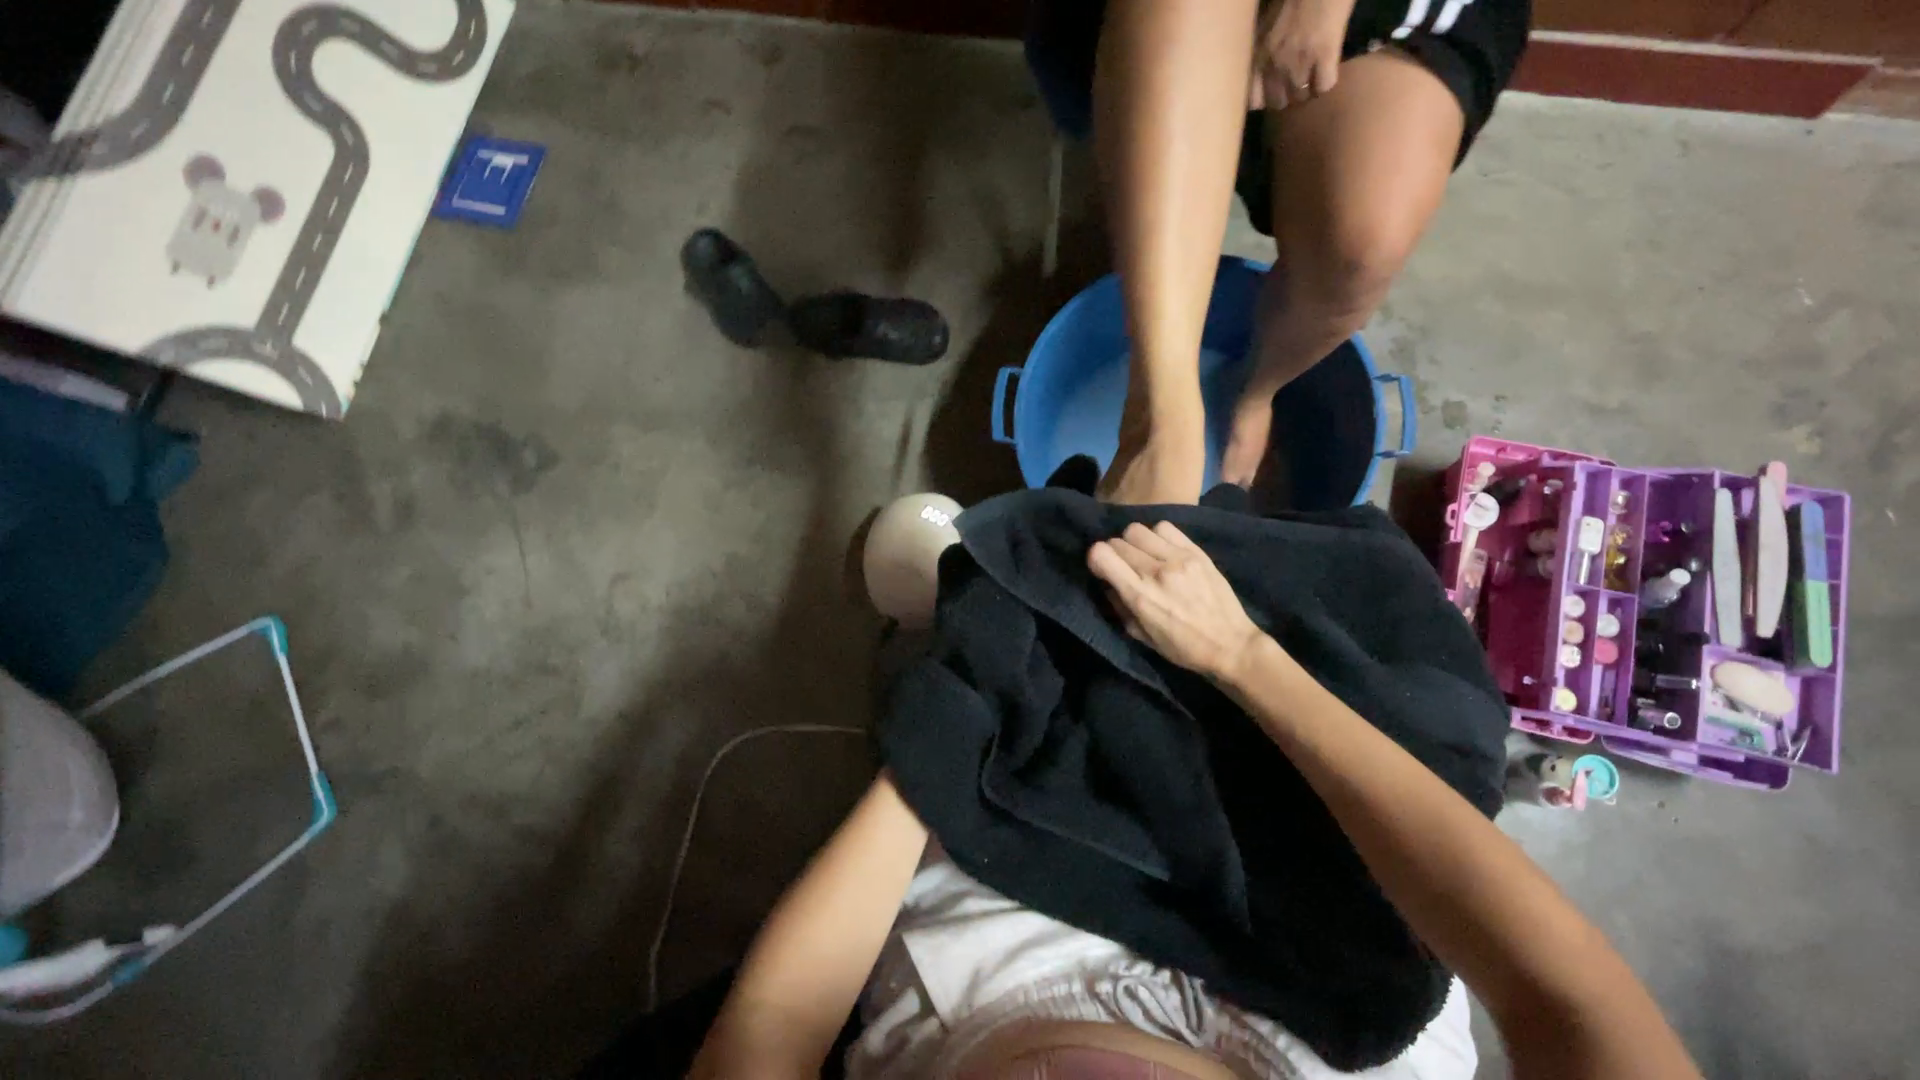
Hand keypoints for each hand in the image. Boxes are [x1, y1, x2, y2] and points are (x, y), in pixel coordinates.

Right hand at [1088, 522, 1270, 679]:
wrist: (1230, 644)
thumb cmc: (1183, 648)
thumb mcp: (1141, 636)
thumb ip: (1119, 606)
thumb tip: (1107, 582)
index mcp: (1139, 595)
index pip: (1101, 554)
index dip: (1096, 559)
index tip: (1103, 570)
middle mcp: (1156, 571)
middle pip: (1118, 541)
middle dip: (1114, 552)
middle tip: (1125, 566)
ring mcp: (1179, 558)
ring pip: (1138, 530)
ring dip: (1135, 542)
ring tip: (1145, 556)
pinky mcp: (1197, 552)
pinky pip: (1165, 528)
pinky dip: (1157, 536)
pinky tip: (1163, 551)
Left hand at [1248, 0, 1356, 109]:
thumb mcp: (1263, 26)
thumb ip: (1260, 50)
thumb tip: (1260, 69)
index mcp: (1256, 57)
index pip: (1254, 102)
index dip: (1264, 99)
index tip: (1272, 92)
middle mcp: (1274, 65)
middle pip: (1279, 103)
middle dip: (1287, 96)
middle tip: (1294, 84)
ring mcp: (1300, 62)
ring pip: (1302, 97)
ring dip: (1307, 90)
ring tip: (1311, 77)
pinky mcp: (1326, 54)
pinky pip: (1325, 86)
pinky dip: (1326, 82)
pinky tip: (1326, 71)